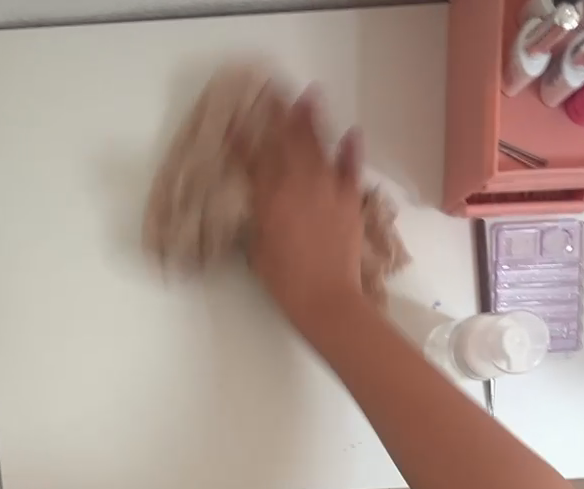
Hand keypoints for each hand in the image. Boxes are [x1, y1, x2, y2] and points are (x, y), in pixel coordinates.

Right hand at [239, 87, 370, 332]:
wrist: (326, 299)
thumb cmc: (285, 282)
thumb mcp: (258, 251)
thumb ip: (259, 221)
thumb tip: (259, 204)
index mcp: (270, 197)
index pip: (251, 160)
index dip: (240, 141)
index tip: (232, 124)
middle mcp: (298, 184)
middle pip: (286, 141)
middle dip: (277, 115)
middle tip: (272, 94)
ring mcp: (327, 188)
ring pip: (317, 145)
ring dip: (311, 120)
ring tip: (308, 96)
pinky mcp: (349, 200)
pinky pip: (351, 168)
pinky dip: (351, 149)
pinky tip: (351, 133)